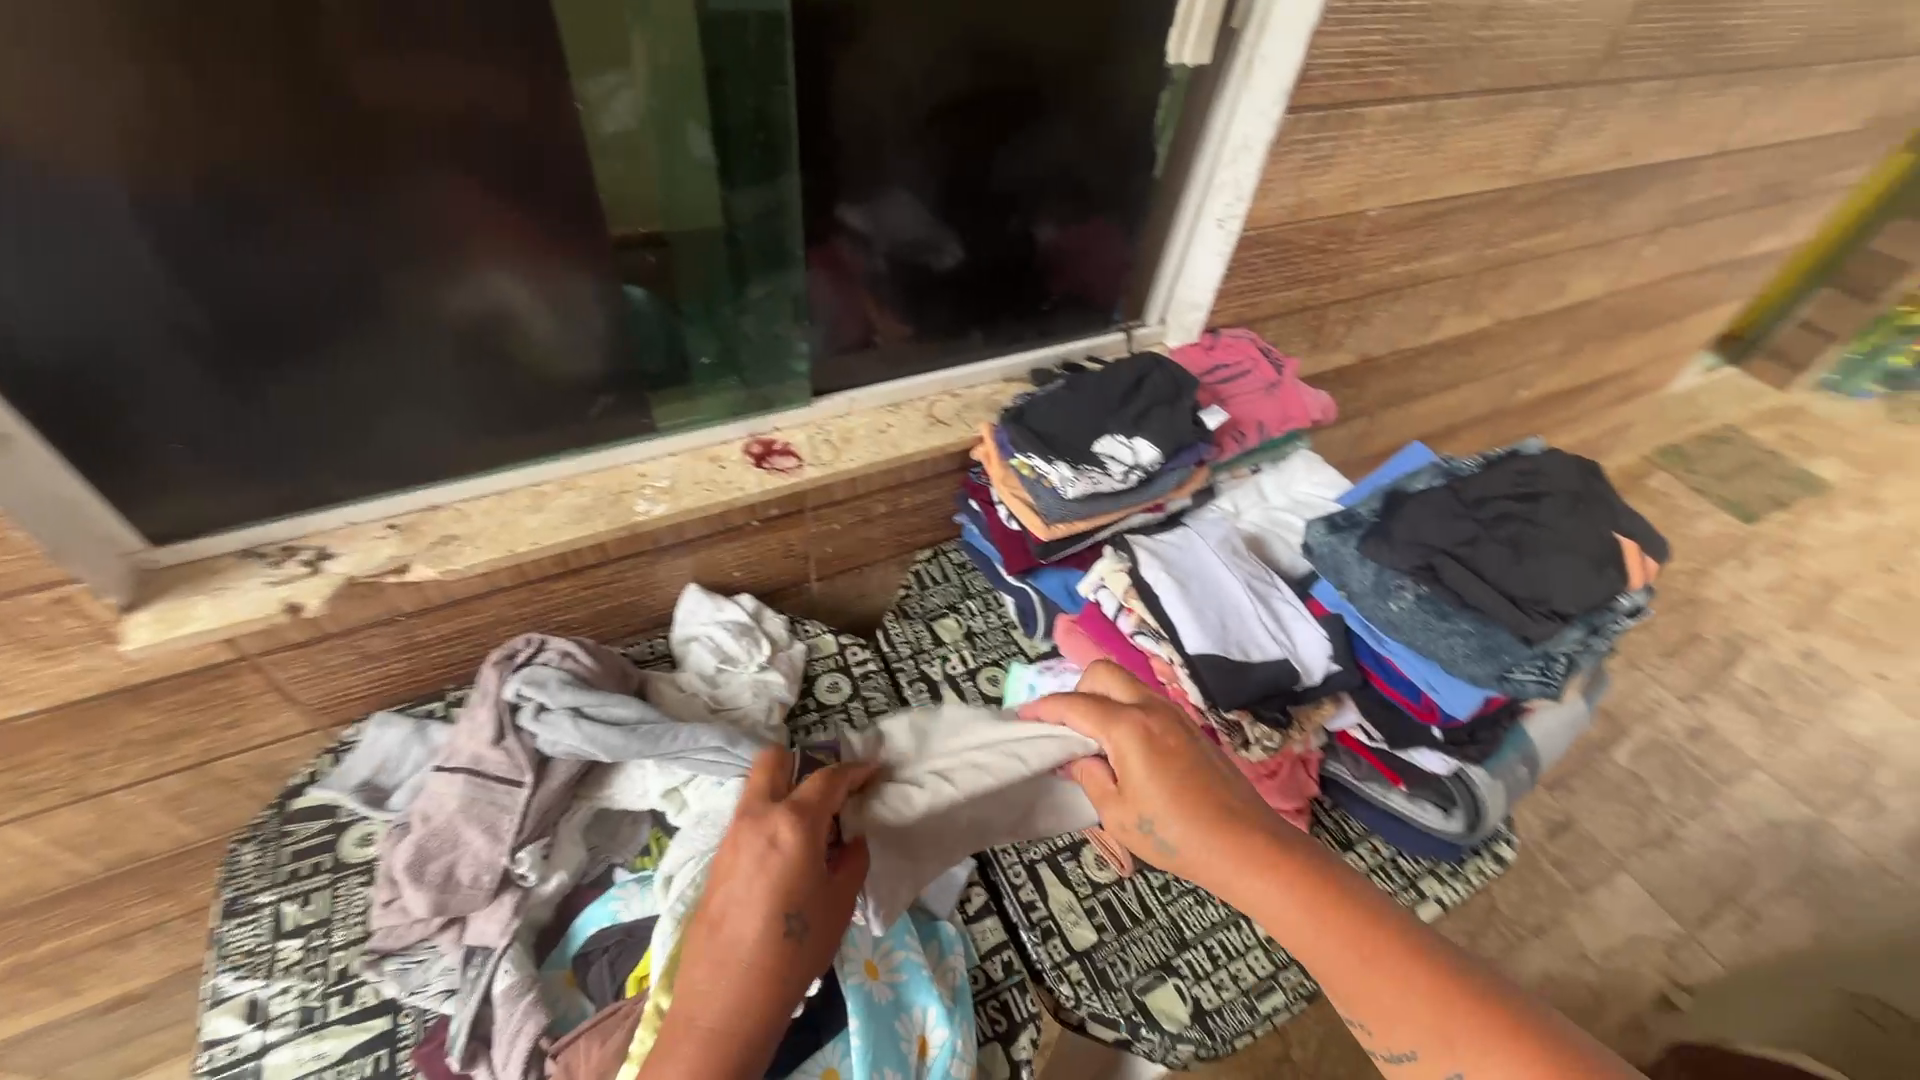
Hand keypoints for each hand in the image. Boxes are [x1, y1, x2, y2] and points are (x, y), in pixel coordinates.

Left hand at [644, 747, 876, 1077]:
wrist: (729, 995)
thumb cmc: (795, 947)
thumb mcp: (839, 902)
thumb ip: (850, 859)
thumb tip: (850, 840)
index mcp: (793, 822)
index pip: (828, 778)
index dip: (855, 770)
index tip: (873, 770)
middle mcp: (757, 816)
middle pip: (774, 760)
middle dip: (803, 761)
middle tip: (829, 787)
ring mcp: (731, 835)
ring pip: (756, 788)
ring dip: (784, 790)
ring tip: (811, 825)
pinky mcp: (717, 859)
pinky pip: (747, 819)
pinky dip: (768, 818)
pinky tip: (786, 854)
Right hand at [1019, 660, 1298, 897]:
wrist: (1245, 845)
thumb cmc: (1175, 834)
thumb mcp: (1116, 813)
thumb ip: (1089, 776)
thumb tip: (1076, 757)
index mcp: (1128, 727)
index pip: (1074, 705)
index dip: (1044, 708)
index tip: (1022, 716)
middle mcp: (1151, 708)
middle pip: (1103, 673)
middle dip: (1076, 690)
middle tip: (1064, 726)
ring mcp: (1175, 713)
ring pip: (1127, 684)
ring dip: (1102, 698)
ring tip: (1091, 737)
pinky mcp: (1190, 727)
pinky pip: (1147, 702)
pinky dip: (1124, 709)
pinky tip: (1124, 747)